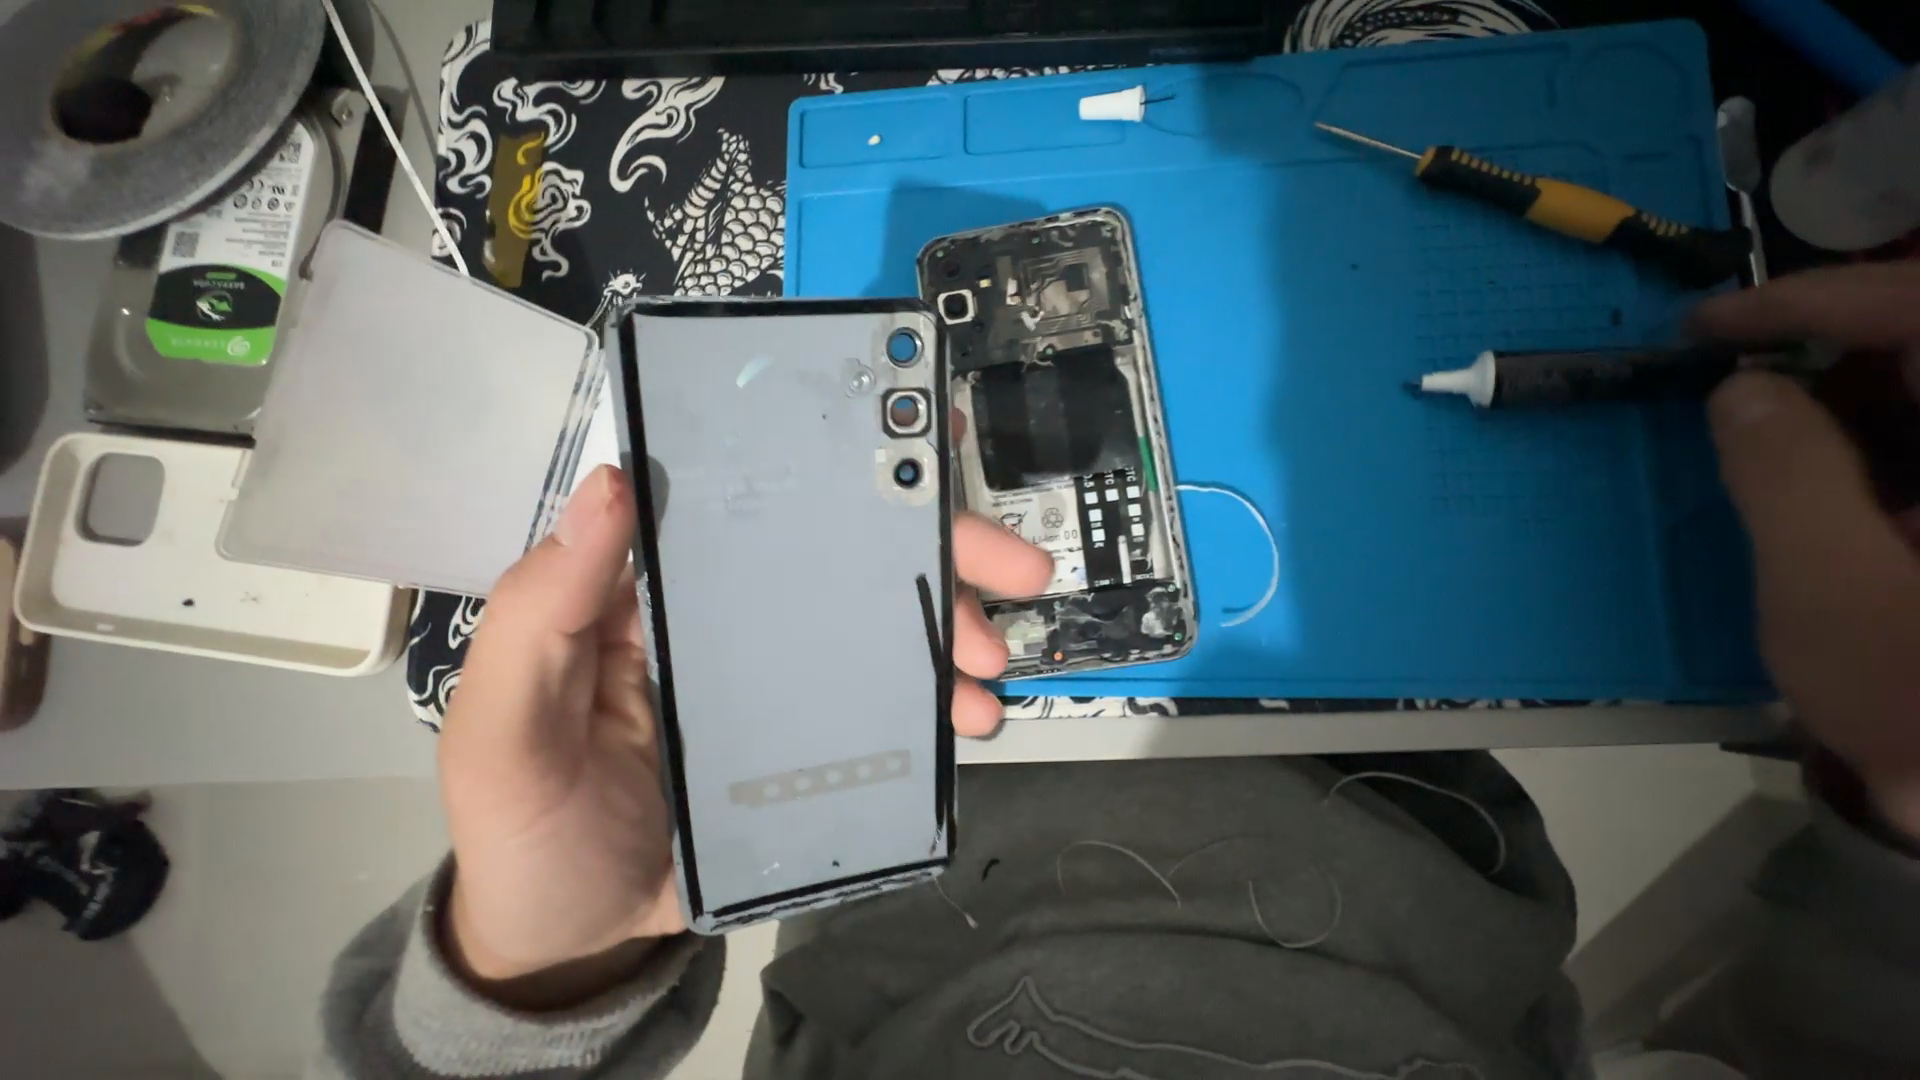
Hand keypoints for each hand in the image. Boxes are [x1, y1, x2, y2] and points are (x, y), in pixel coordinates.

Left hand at [438, 465, 1050, 1009]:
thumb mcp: (504, 726)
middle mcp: (733, 614)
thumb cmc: (525, 829)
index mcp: (664, 590)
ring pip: (878, 623)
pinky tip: (966, 716)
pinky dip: (933, 696)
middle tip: (1014, 566)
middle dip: (933, 550)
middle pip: (842, 556)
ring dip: (946, 627)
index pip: (756, 501)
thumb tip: (613, 482)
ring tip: (989, 664)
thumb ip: (540, 614)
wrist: (574, 943)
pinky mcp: (812, 734)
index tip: (918, 446)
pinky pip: (883, 698)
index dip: (834, 465)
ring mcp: (780, 674)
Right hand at [1692, 261, 1919, 837]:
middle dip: (1833, 338)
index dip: (1822, 299)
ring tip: (1759, 417)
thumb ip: (1784, 476)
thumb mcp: (1834, 588)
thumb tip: (1740, 389)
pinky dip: (1868, 430)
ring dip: (1845, 386)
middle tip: (1729, 369)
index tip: (1711, 324)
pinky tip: (1814, 457)